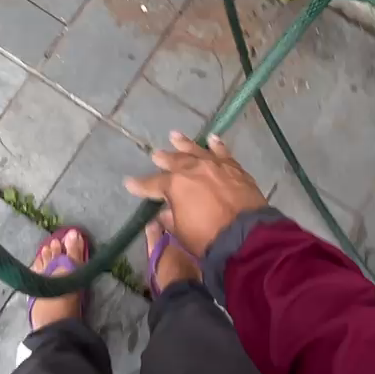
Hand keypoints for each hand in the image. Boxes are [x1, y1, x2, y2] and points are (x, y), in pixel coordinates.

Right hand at [124, 131, 268, 256]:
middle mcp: (193, 169)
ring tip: (175, 136)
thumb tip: (166, 212)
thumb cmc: (208, 237)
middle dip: (164, 158)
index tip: (129, 182)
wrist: (246, 235)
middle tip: (156, 154)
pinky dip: (216, 144)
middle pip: (175, 161)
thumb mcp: (182, 233)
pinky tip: (212, 138)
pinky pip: (222, 152)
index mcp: (175, 185)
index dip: (140, 185)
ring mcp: (215, 165)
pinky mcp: (234, 167)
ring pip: (197, 150)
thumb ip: (171, 219)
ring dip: (185, 144)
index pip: (152, 184)